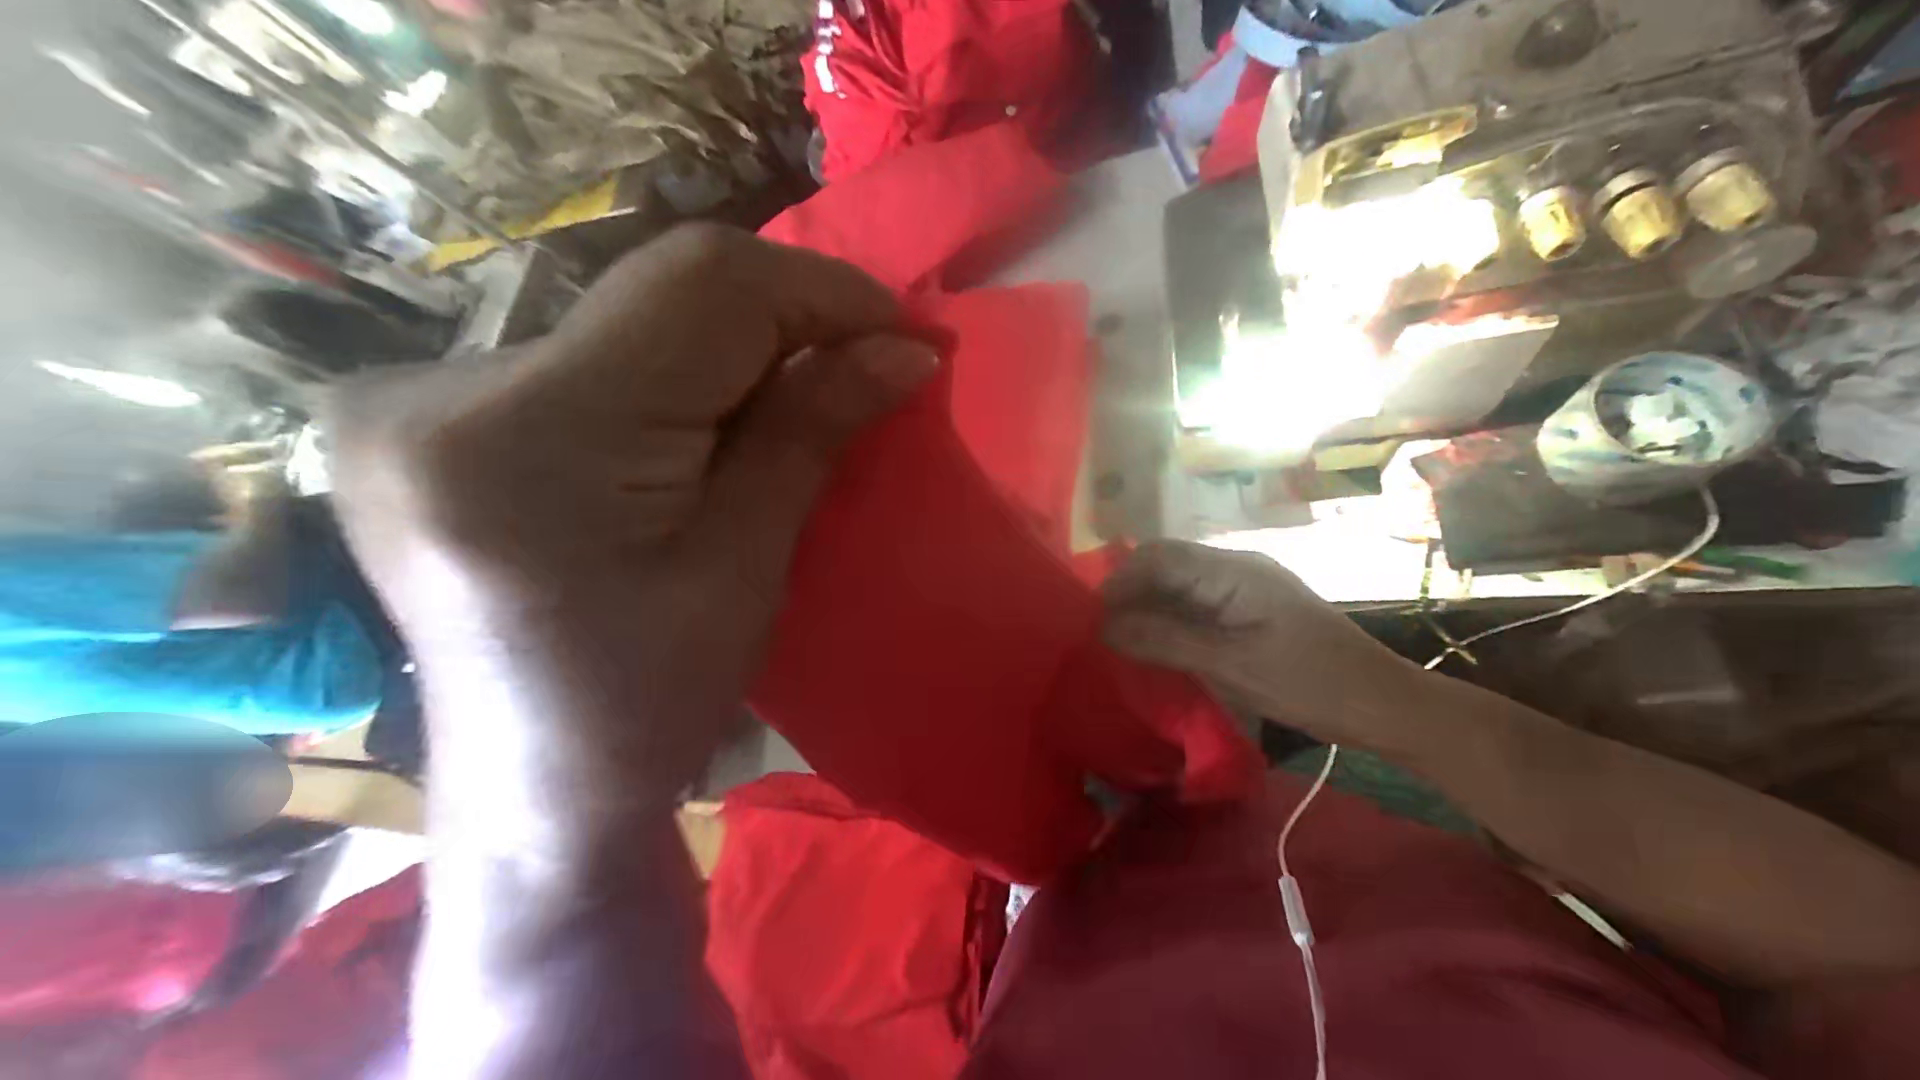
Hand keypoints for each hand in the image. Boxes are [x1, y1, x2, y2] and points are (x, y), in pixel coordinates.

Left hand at [328, 225, 938, 803]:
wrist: (536, 791)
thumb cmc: (649, 706)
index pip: (703, 289)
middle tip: (862, 365)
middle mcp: (440, 389)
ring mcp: (415, 396)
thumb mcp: (744, 567)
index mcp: (532, 441)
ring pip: (627, 317)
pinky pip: (587, 353)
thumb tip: (904, 349)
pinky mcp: (424, 415)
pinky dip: (672, 372)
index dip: (820, 293)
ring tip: (795, 399)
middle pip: (662, 293)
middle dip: (784, 321)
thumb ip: (812, 432)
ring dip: (731, 348)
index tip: (902, 333)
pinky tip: (706, 421)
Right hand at [1102, 540, 1428, 750]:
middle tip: (1101, 633)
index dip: (1119, 581)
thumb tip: (1104, 625)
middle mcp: (1235, 568)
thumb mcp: (1231, 665)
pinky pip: (1196, 604)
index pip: (1158, 557)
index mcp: (1232, 571)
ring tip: (1121, 642)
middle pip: (1165, 565)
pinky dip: (1171, 621)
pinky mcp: (1249, 609)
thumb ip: (1165, 640)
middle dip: (1129, 594)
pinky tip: (1157, 647)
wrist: (1383, 704)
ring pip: (1178, 585)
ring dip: (1148, 609)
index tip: (1092, 618)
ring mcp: (1244, 588)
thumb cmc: (1309, 683)